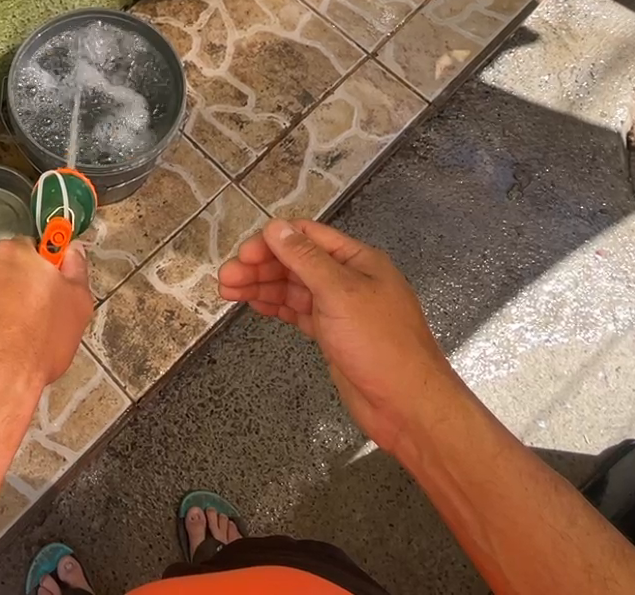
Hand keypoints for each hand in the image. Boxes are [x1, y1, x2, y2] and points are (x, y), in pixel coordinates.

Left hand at [0, 238, 93, 408]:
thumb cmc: (40, 340)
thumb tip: (72, 250)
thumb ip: (76, 269)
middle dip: (21, 283)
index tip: (52, 290)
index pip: (34, 247)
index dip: (46, 268)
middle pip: (8, 266)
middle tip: (37, 314)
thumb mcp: (77, 304)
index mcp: (15, 252)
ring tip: (14, 335)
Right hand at [218, 219, 461, 452]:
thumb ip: (305, 258)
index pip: (306, 237)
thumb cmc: (379, 344)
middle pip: (295, 262)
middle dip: (259, 267)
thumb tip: (275, 226)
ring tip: (226, 292)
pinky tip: (252, 304)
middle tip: (225, 279)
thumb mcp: (340, 293)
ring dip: (260, 286)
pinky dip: (275, 305)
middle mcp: (349, 279)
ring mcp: (340, 308)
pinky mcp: (333, 334)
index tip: (242, 255)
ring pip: (293, 287)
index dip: (272, 242)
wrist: (409, 408)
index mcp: (357, 260)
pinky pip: (298, 311)